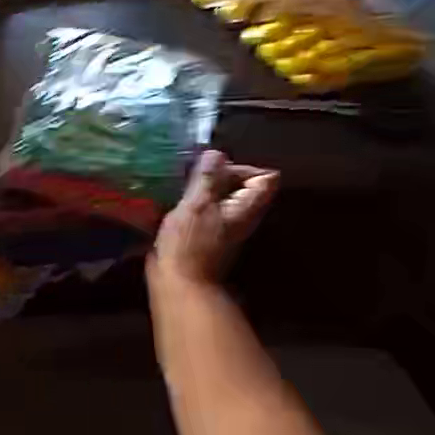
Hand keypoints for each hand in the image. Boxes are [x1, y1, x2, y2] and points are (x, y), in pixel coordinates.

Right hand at [150, 150, 277, 287]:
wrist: (178, 281)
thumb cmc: (188, 244)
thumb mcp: (196, 206)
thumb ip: (207, 179)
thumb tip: (216, 153)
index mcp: (246, 207)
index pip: (264, 177)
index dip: (241, 169)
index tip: (213, 172)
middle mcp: (240, 215)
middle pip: (241, 185)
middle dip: (216, 176)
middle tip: (189, 178)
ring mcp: (223, 225)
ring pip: (219, 196)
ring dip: (200, 189)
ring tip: (176, 187)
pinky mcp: (204, 233)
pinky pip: (204, 209)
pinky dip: (191, 203)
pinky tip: (170, 204)